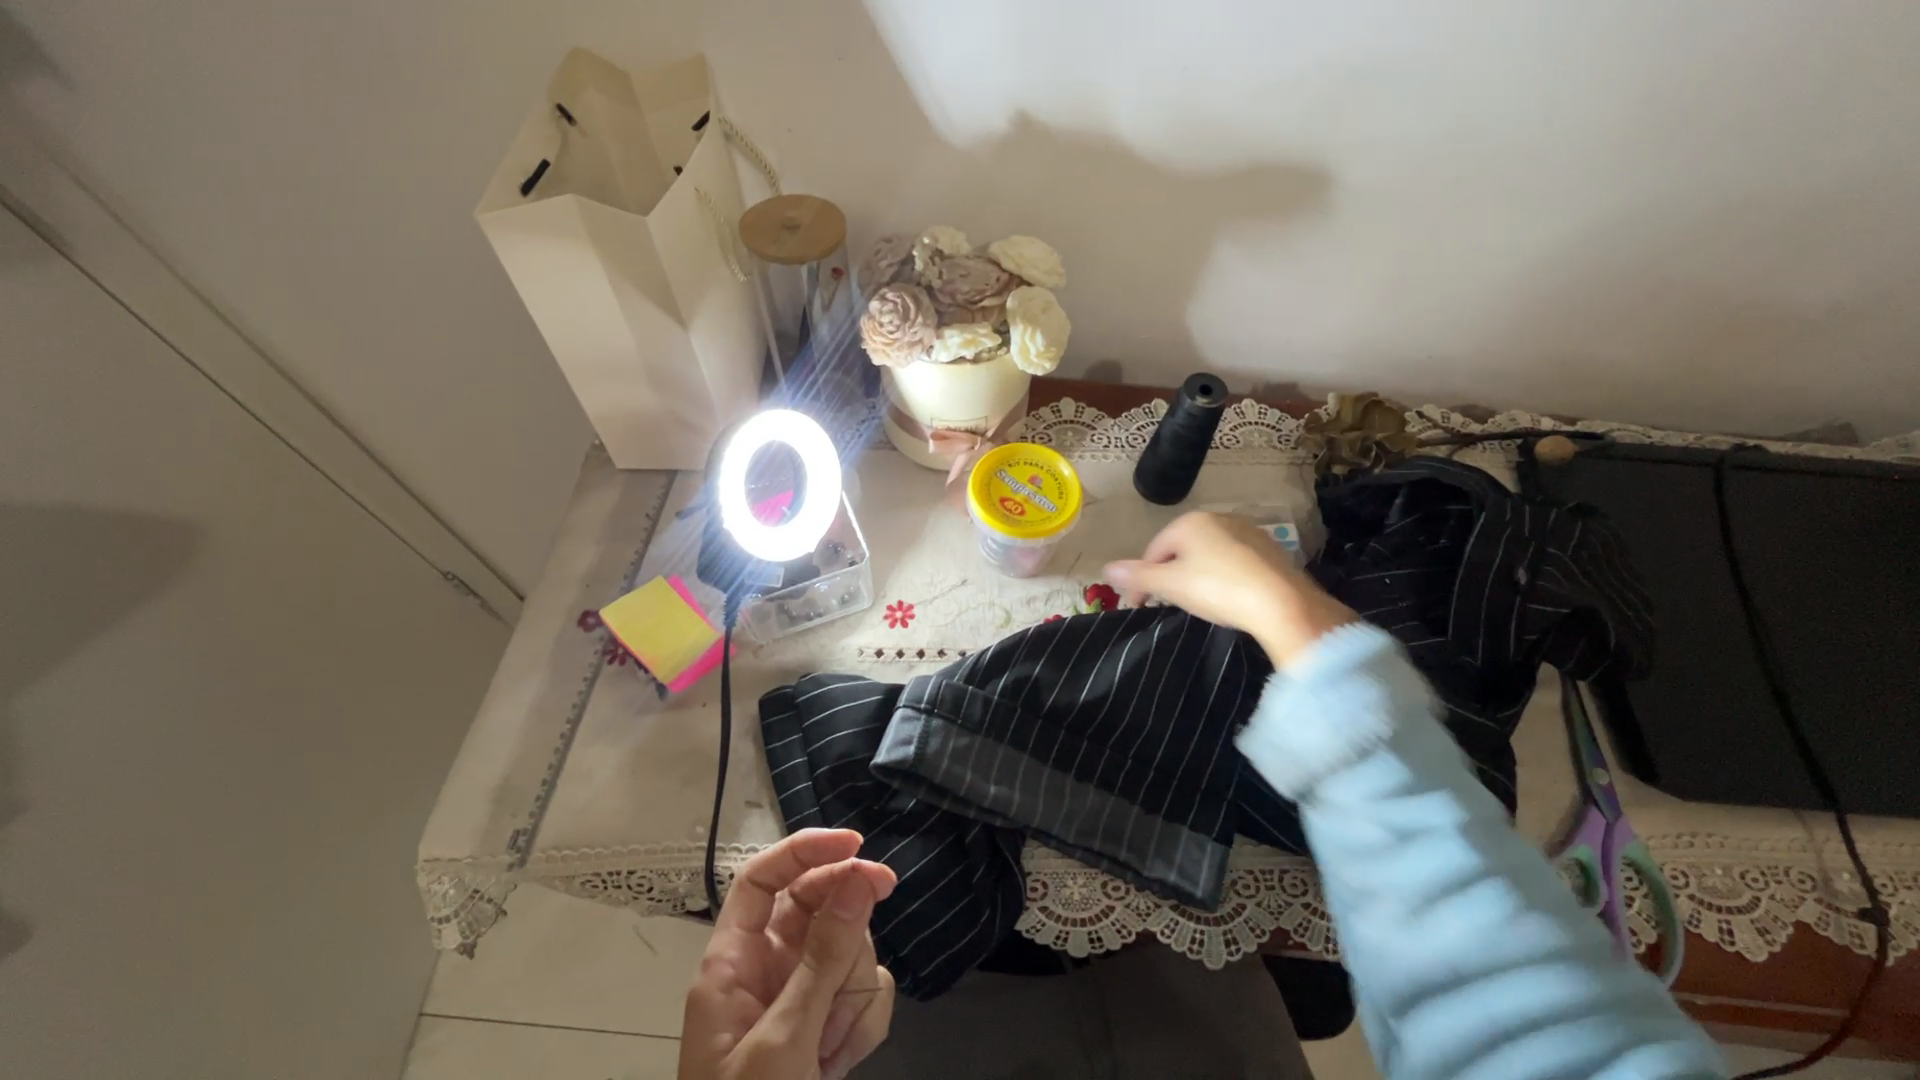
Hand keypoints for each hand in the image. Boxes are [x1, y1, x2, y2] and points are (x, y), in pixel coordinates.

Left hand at [679, 829, 897, 1079]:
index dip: (805, 851)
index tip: (857, 844)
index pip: (764, 880)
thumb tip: (858, 877)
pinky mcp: (825, 1027)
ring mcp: (799, 1000)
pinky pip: (863, 994)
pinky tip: (842, 1060)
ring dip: (853, 995)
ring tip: (832, 1051)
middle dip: (847, 932)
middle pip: (819, 910)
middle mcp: (766, 970)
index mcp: (733, 963)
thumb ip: (822, 958)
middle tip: (876, 923)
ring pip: (849, 952)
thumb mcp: (782, 1043)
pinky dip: (863, 1023)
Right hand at [1105, 512, 1356, 667]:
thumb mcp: (1170, 585)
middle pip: (1181, 550)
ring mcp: (1248, 532)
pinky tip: (1228, 598)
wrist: (1282, 603)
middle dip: (1170, 576)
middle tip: (1167, 604)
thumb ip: (1137, 576)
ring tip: (1198, 603)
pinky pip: (1234, 562)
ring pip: (1209, 555)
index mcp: (1191, 522)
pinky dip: (1223, 578)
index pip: (1154, 550)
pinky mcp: (1270, 550)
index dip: (1142, 579)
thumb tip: (1106, 568)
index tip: (1138, 605)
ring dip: (1196, 576)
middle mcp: (1220, 518)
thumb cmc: (1218, 589)